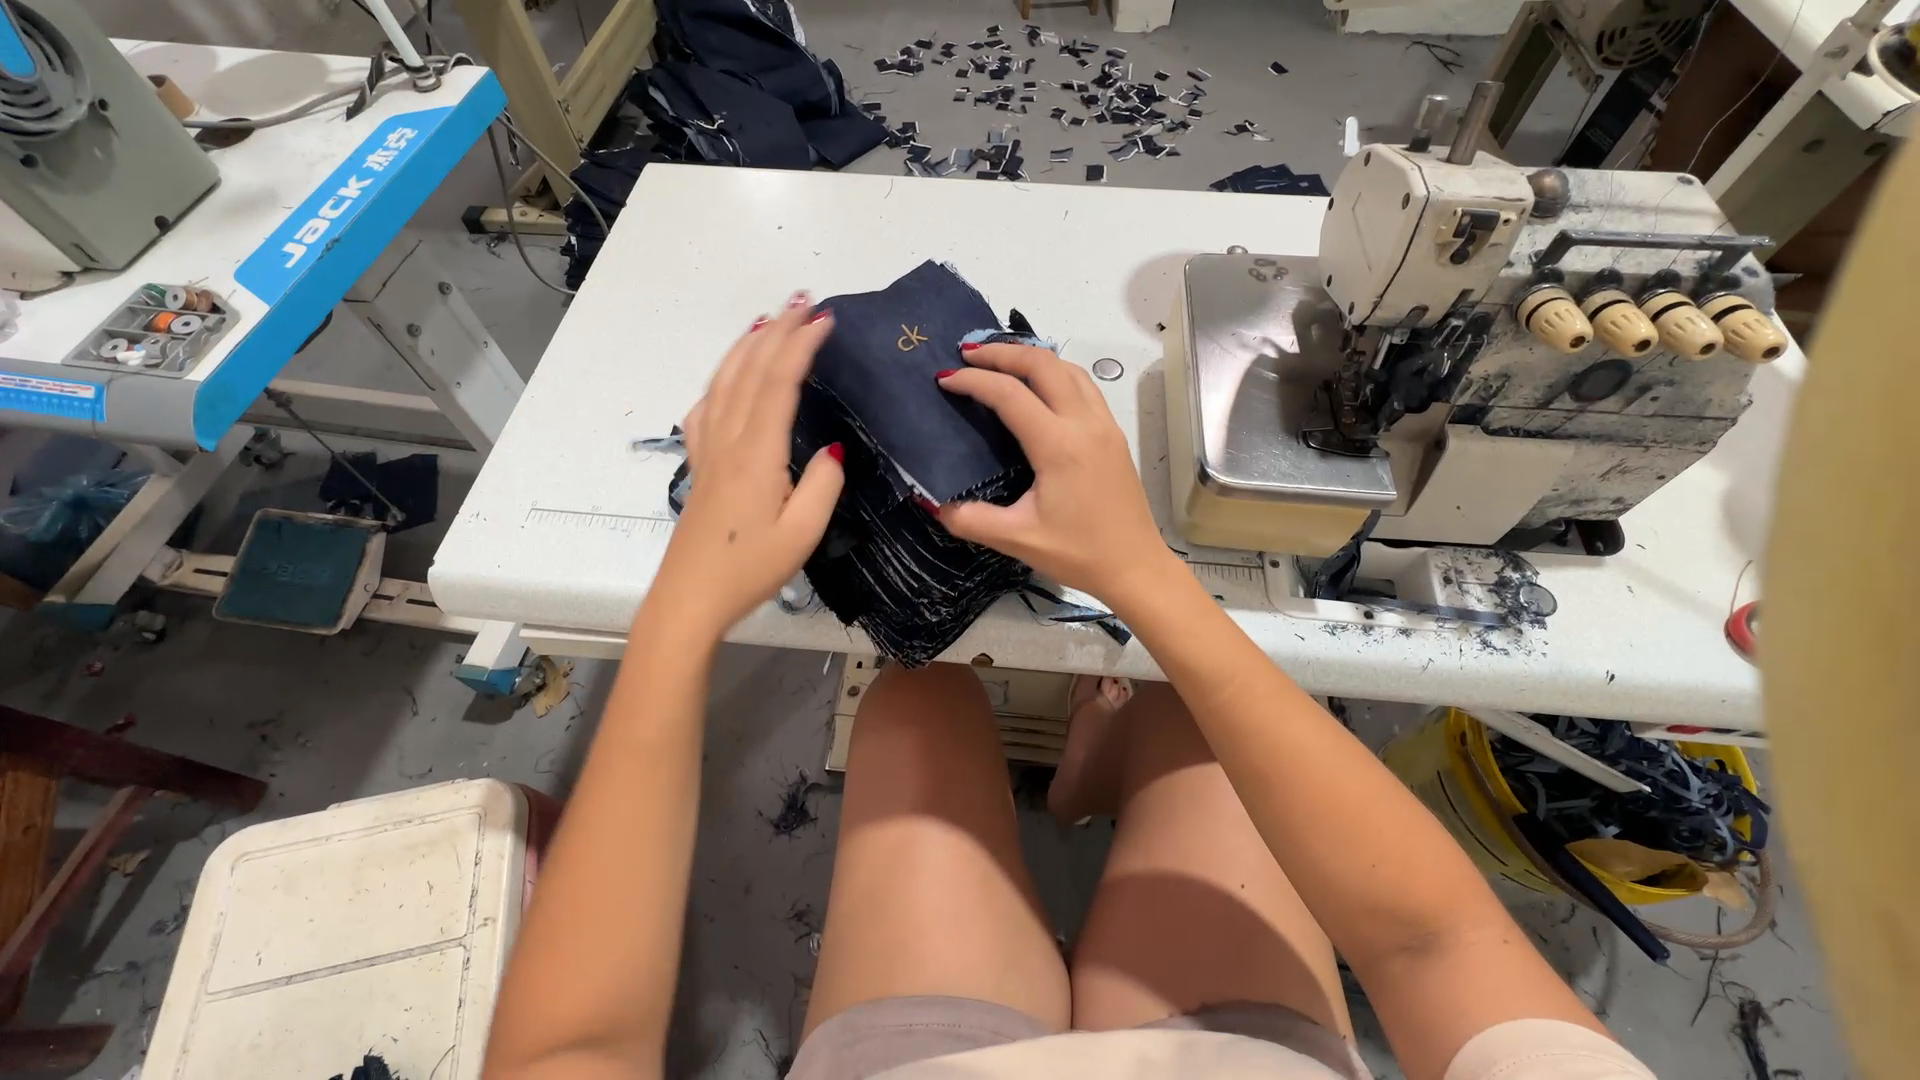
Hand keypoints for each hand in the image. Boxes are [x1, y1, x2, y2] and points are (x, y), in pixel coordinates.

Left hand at [645, 294, 843, 640]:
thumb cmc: (750, 569)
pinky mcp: (699, 465)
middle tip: (801, 301)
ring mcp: (708, 450)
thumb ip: (824, 485)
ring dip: (747, 345)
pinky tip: (728, 377)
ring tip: (769, 321)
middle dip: (776, 330)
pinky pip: (706, 406)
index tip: (823, 318)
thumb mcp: (803, 533)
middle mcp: (728, 440)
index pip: (778, 383)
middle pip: (748, 370)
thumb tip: (832, 449)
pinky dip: (721, 378)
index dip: (800, 345)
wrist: (690, 597)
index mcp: (757, 453)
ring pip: (723, 381)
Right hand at [934, 343, 1177, 605]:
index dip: (973, 380)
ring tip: (999, 362)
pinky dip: (1055, 372)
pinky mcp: (1113, 434)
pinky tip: (1038, 386)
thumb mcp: (1017, 540)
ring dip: (1031, 357)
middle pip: (1043, 364)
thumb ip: (970, 519)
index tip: (944, 378)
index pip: (1009, 394)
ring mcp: (1104, 425)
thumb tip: (933, 502)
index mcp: (1058, 446)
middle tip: (968, 353)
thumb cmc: (1078, 553)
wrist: (1136, 566)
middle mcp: (1084, 424)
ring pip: (1068, 368)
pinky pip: (1083, 385)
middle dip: (1002, 352)